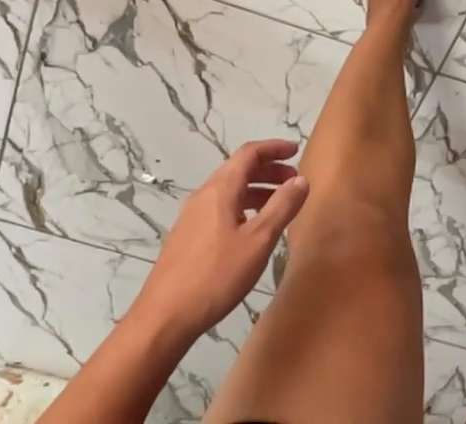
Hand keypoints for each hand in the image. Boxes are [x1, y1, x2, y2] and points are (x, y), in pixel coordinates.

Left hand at [131, 139, 308, 336]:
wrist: (164, 317)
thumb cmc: (215, 275)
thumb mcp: (258, 241)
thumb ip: (282, 207)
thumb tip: (301, 180)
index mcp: (220, 189)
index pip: (249, 153)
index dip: (274, 148)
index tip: (296, 151)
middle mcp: (203, 196)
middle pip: (238, 170)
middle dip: (269, 170)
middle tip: (295, 182)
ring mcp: (192, 217)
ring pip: (229, 191)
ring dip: (257, 190)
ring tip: (280, 205)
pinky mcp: (188, 237)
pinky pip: (221, 209)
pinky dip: (243, 207)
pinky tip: (252, 231)